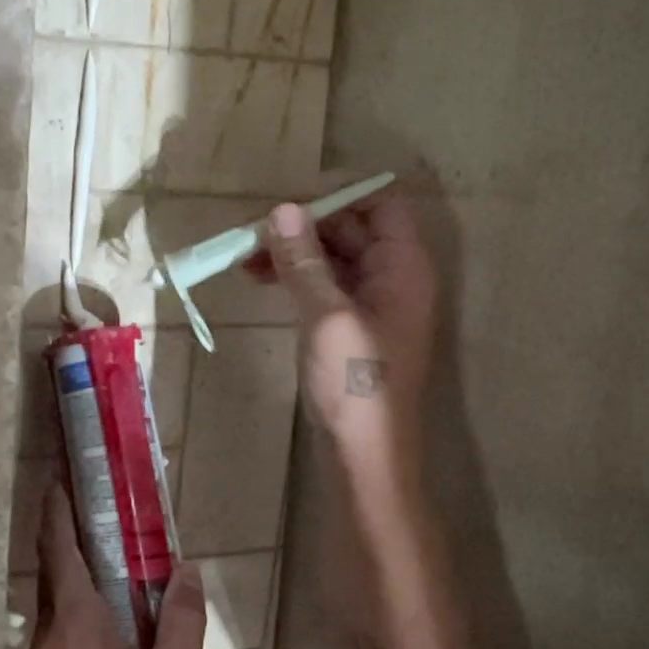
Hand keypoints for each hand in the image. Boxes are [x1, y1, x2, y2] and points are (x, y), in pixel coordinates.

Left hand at [20, 485, 206, 648]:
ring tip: (108, 591)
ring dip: (73, 595)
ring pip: (51, 619)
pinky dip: (70, 634)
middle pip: (52, 582)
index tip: (57, 479)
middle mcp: (46, 647)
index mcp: (79, 633)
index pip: (60, 554)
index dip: (57, 512)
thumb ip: (182, 626)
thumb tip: (187, 569)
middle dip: (67, 547)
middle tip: (93, 524)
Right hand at [246, 188, 437, 434]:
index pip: (380, 203)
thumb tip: (283, 210)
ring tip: (245, 257)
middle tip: (252, 229)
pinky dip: (294, 277)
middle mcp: (392, 278)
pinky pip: (324, 286)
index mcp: (403, 267)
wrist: (366, 457)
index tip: (286, 198)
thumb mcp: (326, 316)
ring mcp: (372, 305)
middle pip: (352, 228)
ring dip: (292, 251)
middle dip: (303, 223)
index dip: (338, 192)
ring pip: (332, 258)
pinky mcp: (350, 328)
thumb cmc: (355, 384)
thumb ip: (305, 261)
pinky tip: (260, 280)